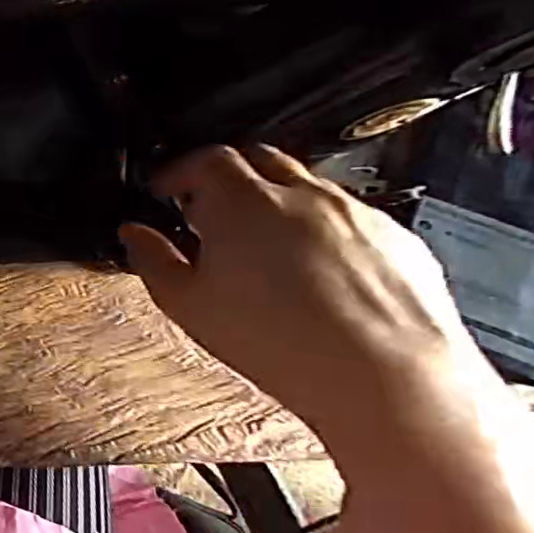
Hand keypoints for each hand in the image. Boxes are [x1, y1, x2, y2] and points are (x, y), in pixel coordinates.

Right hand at [118, 145, 503, 451]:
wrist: (382, 374)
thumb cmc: (280, 340)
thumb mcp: (183, 300)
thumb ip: (150, 257)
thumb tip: (135, 235)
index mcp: (242, 204)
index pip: (205, 158)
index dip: (177, 171)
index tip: (165, 190)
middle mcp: (303, 197)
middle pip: (258, 158)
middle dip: (225, 176)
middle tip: (203, 207)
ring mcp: (356, 214)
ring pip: (304, 186)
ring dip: (272, 201)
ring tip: (251, 245)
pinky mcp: (397, 239)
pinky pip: (348, 216)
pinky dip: (316, 228)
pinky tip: (303, 270)